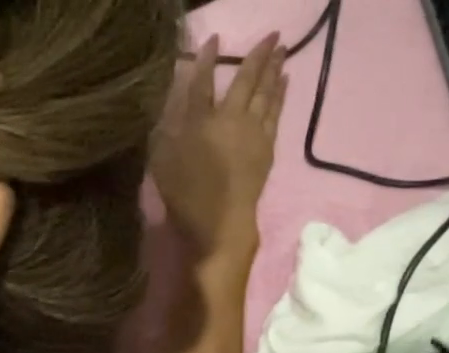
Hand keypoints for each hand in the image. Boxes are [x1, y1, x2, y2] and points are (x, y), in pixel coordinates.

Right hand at [150, 34, 286, 254]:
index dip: (206, 61)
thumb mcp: (162, 165)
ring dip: (274, 68)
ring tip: (282, 50)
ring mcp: (253, 129)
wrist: (221, 221)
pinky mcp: (267, 144)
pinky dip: (281, 93)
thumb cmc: (185, 197)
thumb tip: (169, 110)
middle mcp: (229, 117)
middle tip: (271, 35)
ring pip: (266, 91)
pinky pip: (276, 110)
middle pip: (244, 80)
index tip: (213, 39)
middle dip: (256, 56)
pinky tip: (285, 80)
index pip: (201, 84)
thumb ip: (166, 134)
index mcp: (199, 122)